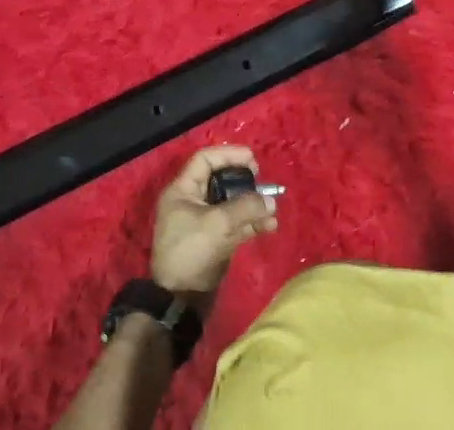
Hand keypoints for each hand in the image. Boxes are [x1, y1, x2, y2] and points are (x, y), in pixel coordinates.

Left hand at [151, 146, 278, 300]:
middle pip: (222, 180)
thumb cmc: (192, 252)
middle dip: (246, 183)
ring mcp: (204, 221)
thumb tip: (270, 200)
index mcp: (183, 190)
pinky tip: (270, 226)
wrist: (181, 299)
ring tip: (272, 211)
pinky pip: (236, 223)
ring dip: (253, 205)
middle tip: (263, 187)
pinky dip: (253, 222)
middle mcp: (192, 202)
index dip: (229, 154)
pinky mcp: (214, 239)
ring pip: (232, 203)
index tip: (253, 161)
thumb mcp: (219, 223)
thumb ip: (246, 206)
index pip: (205, 159)